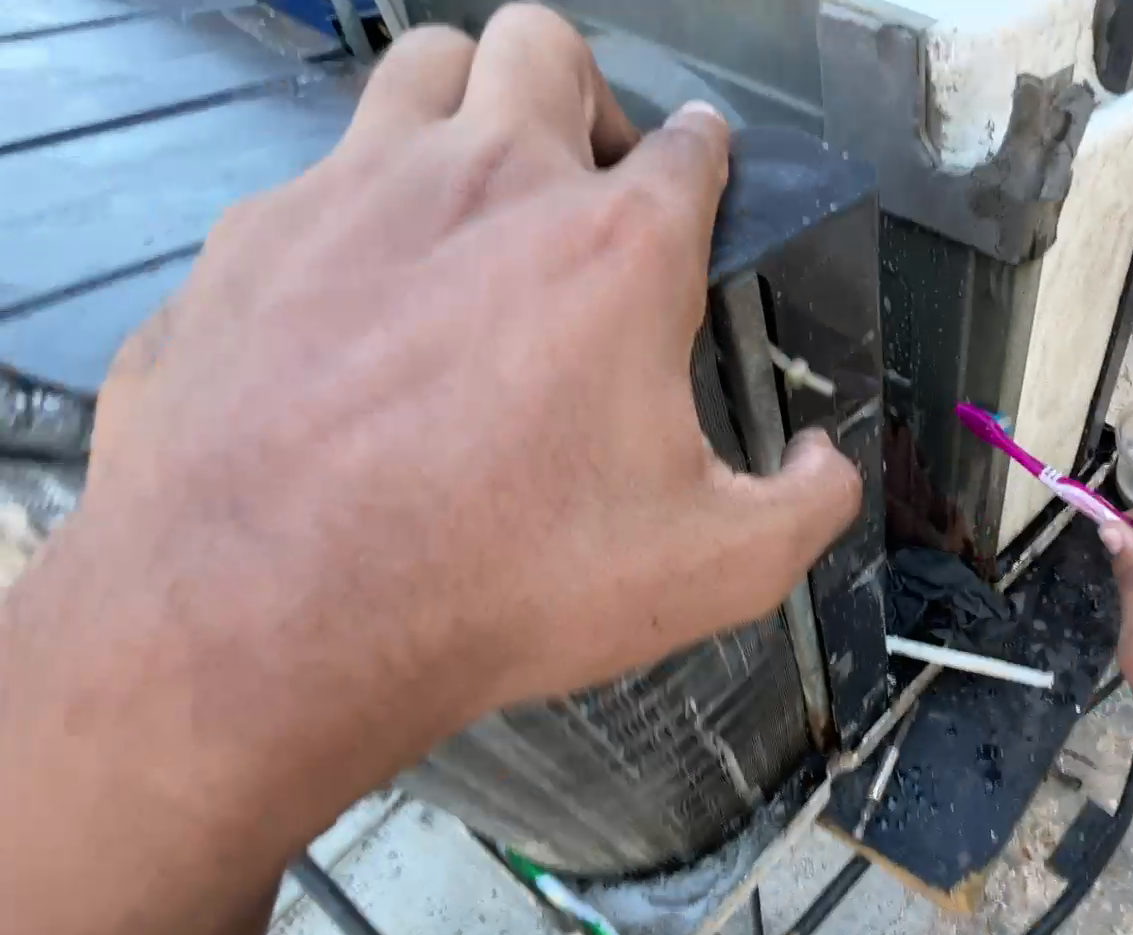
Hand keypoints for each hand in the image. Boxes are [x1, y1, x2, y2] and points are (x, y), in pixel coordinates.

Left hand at [74, 6, 859, 737]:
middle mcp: (490, 187)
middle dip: (597, 108)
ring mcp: (353, 198)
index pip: (692, 149)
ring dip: (481, 113)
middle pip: (549, 52)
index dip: (714, 163)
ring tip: (499, 214)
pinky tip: (389, 306)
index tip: (710, 195)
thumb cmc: (521, 581)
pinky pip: (327, 170)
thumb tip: (821, 456)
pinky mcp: (251, 245)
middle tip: (605, 201)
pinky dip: (381, 207)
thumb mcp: (728, 565)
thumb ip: (813, 500)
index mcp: (619, 254)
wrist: (273, 621)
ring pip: (426, 68)